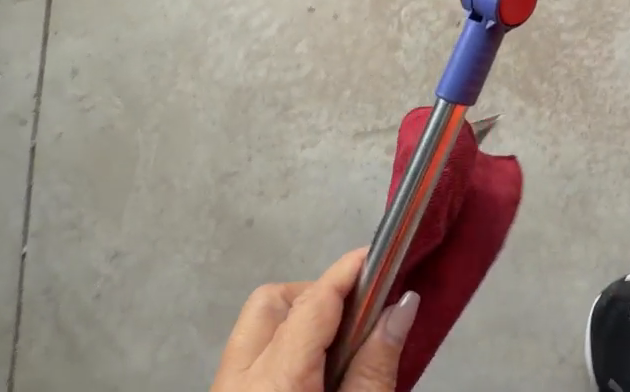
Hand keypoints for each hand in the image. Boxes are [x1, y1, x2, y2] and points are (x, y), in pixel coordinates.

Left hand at [211, 248, 418, 391]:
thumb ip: (376, 363)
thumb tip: (404, 302)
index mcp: (276, 379)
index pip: (315, 299)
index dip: (351, 269)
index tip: (386, 252)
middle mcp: (238, 379)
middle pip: (271, 301)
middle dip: (317, 294)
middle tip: (357, 320)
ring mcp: (225, 390)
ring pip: (258, 327)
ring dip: (300, 321)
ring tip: (336, 351)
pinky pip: (252, 357)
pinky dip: (286, 349)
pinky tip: (315, 376)